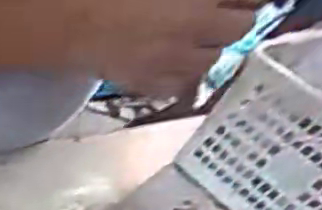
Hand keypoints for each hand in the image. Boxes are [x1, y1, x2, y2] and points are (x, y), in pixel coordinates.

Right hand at [64, 0, 258, 97]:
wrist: (75, 25)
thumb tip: (216, 5)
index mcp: (205, 0)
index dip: (246, 0)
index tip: (239, 2)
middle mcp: (195, 29)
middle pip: (241, 28)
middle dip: (234, 21)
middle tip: (219, 20)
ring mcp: (168, 62)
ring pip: (212, 62)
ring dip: (209, 51)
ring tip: (195, 46)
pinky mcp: (144, 83)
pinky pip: (176, 87)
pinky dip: (180, 79)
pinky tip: (174, 68)